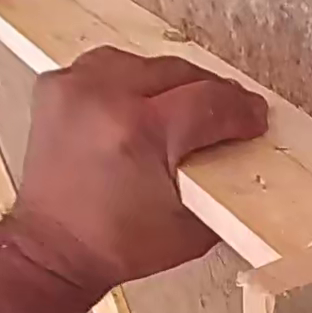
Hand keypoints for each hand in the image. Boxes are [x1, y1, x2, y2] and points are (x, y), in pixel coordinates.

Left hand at [3, 46, 268, 295]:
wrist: (55, 250)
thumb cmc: (119, 246)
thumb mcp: (192, 229)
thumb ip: (222, 185)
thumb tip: (243, 157)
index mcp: (140, 132)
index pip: (209, 102)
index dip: (242, 110)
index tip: (257, 117)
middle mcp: (104, 96)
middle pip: (181, 72)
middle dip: (214, 92)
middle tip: (233, 112)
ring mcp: (75, 86)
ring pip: (146, 62)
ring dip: (176, 82)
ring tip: (192, 105)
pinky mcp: (56, 86)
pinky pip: (109, 65)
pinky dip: (136, 80)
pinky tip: (148, 101)